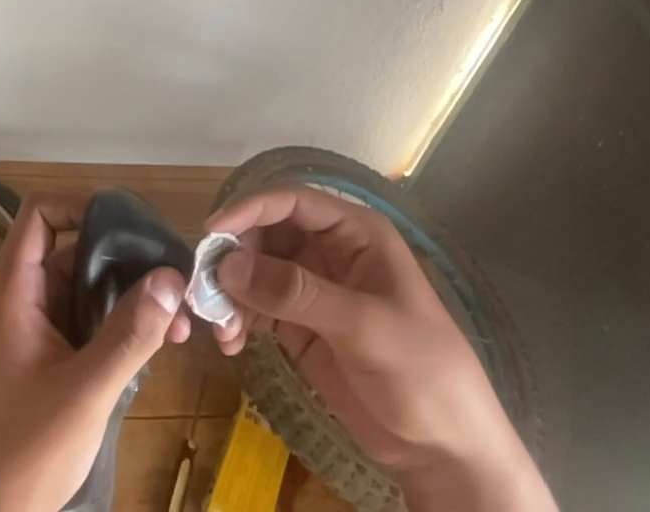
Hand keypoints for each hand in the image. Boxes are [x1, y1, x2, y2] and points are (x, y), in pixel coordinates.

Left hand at [0, 195, 191, 511]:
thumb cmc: (28, 449)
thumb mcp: (86, 390)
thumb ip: (129, 334)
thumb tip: (173, 277)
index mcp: (16, 291)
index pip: (39, 215)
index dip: (79, 205)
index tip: (130, 228)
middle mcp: (27, 298)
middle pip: (77, 248)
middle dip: (128, 259)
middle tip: (177, 279)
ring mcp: (41, 326)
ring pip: (92, 286)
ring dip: (134, 294)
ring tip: (179, 317)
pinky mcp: (56, 353)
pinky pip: (94, 317)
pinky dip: (126, 320)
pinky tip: (162, 339)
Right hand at [205, 185, 554, 511]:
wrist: (443, 447)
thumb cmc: (421, 371)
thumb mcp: (364, 327)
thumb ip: (298, 293)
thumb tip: (229, 266)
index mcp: (357, 234)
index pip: (294, 202)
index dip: (251, 209)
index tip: (212, 233)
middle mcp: (331, 252)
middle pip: (267, 234)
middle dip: (235, 256)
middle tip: (206, 289)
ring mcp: (315, 290)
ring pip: (257, 271)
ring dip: (231, 292)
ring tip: (221, 327)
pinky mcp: (301, 327)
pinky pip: (258, 308)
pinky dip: (239, 319)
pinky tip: (232, 343)